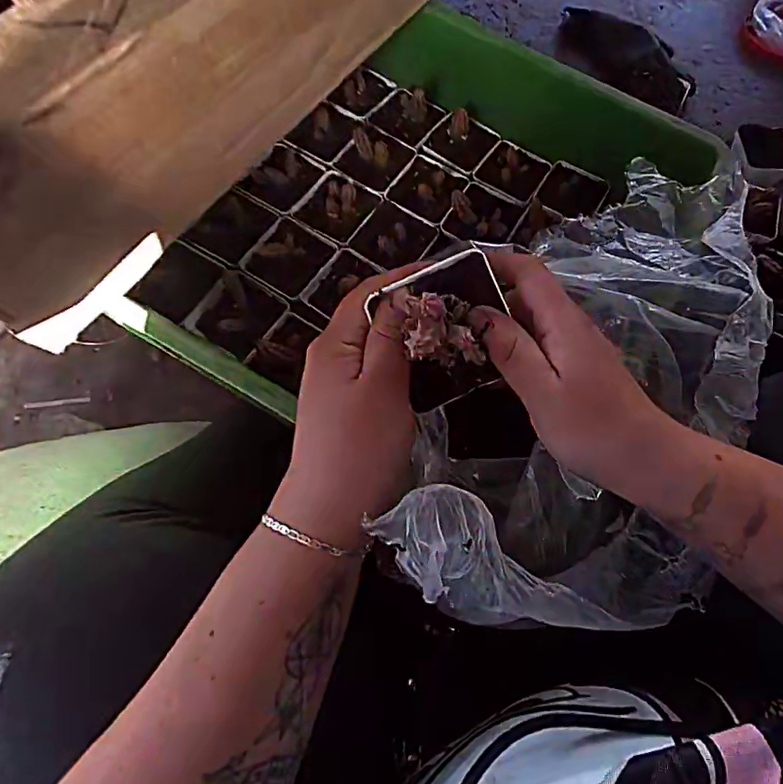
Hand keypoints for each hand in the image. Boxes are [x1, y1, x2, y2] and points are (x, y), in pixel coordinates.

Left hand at [270, 263, 423, 544]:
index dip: (401, 276)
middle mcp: (331, 355)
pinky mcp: (350, 401)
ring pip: (376, 339)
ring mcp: (338, 380)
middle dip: (409, 300)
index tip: (442, 270)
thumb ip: (392, 337)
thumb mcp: (383, 386)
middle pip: (370, 312)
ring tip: (447, 323)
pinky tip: (428, 358)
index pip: (367, 293)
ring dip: (408, 327)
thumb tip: (403, 296)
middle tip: (453, 299)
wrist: (330, 513)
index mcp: (334, 345)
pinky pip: (378, 362)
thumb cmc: (360, 447)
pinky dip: (403, 353)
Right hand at [474, 250, 684, 489]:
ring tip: (458, 334)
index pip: (529, 271)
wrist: (644, 456)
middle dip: (487, 292)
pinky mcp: (579, 364)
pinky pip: (542, 339)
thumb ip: (512, 351)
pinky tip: (492, 362)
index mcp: (564, 322)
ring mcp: (578, 344)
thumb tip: (479, 311)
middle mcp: (572, 324)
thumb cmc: (592, 428)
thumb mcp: (543, 393)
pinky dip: (515, 342)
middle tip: (444, 311)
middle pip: (528, 291)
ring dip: (499, 320)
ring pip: (533, 317)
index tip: (455, 269)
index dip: (494, 261)